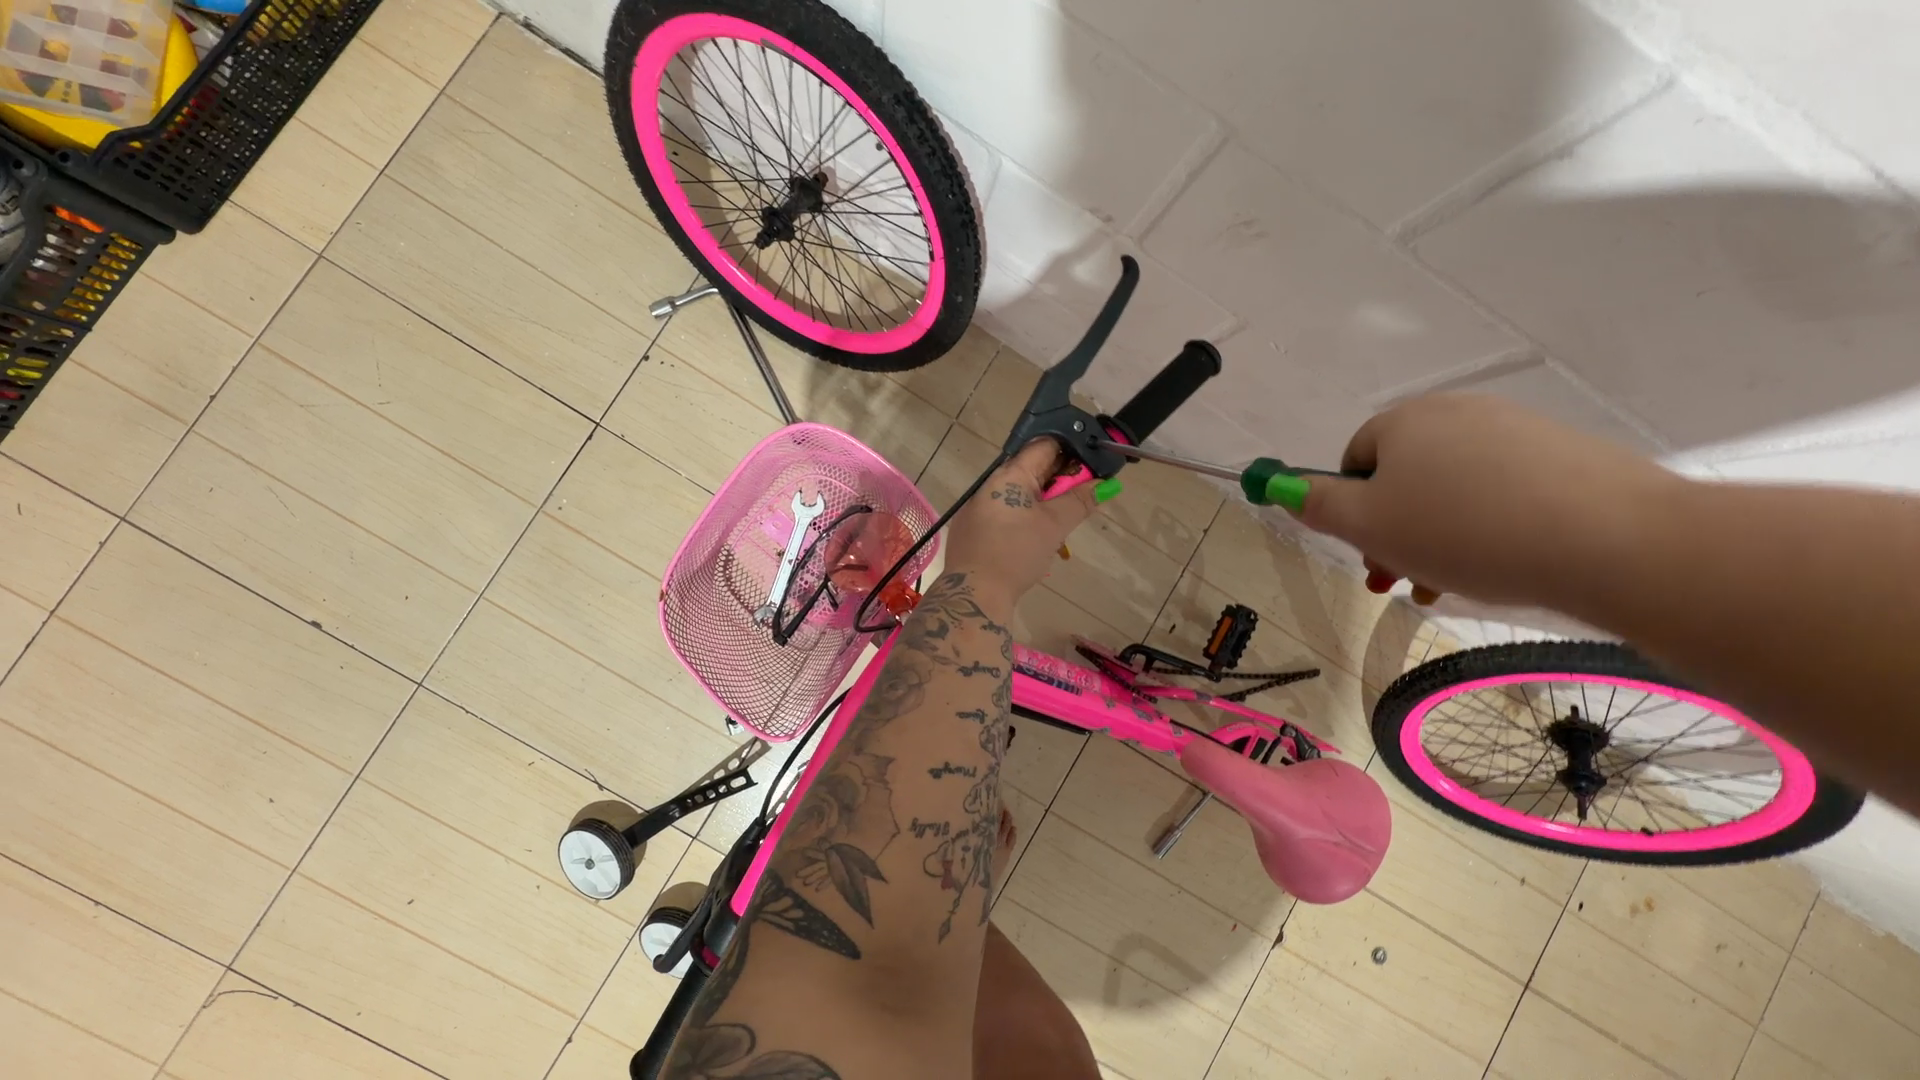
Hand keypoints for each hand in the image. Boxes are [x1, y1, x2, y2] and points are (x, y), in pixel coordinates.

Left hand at [942, 439, 1097, 617]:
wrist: (974, 594)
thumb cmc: (1016, 553)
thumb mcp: (1054, 526)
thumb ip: (1080, 501)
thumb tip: (1105, 484)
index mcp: (1008, 475)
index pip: (1044, 446)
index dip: (1072, 450)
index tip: (1092, 466)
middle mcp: (989, 485)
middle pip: (1031, 470)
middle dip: (1060, 481)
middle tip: (1082, 497)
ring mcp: (977, 508)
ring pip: (1019, 495)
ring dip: (1044, 503)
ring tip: (1062, 523)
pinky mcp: (972, 530)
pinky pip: (1005, 513)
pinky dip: (1025, 519)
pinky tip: (1036, 540)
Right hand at [1299, 395, 1681, 607]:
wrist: (1613, 540)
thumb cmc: (1465, 532)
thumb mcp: (1369, 526)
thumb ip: (1316, 505)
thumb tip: (1278, 484)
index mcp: (1405, 421)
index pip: (1354, 461)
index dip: (1353, 512)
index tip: (1371, 555)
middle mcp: (1457, 413)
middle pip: (1403, 477)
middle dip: (1394, 532)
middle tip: (1402, 581)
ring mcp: (1516, 430)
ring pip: (1452, 490)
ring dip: (1436, 538)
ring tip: (1449, 586)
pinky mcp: (1564, 456)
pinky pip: (1502, 493)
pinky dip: (1488, 529)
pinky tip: (1502, 566)